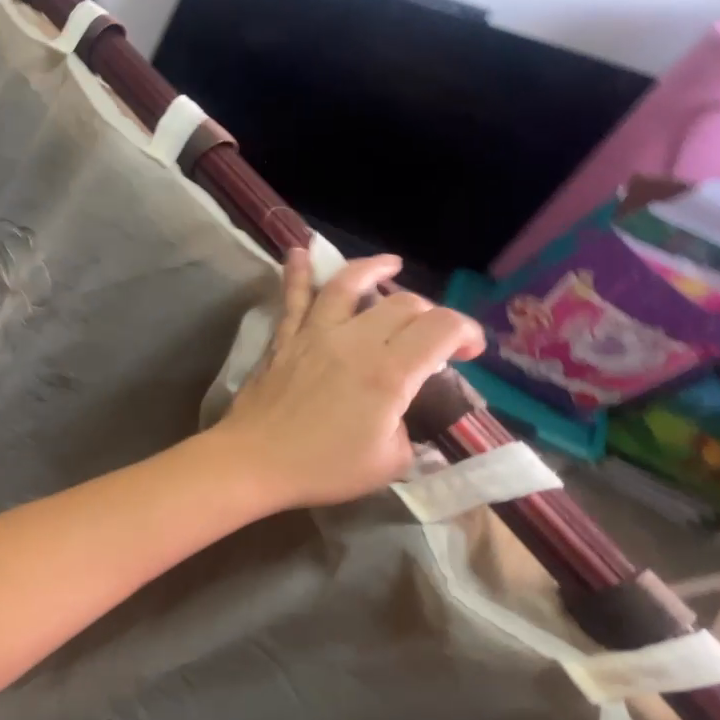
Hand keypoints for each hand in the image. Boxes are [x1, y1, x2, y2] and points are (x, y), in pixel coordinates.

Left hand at [214, 251, 485, 510]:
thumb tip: (403, 406)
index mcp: (389, 373)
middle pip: (403, 303)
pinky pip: (291, 298)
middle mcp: (353, 343)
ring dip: (372, 269)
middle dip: (428, 312)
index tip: (467, 354)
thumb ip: (408, 423)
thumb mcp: (391, 459)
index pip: (443, 328)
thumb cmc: (323, 467)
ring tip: (390, 264)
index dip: (467, 333)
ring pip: (346, 286)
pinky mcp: (282, 340)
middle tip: (430, 334)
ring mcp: (312, 336)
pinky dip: (296, 273)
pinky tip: (299, 251)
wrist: (252, 460)